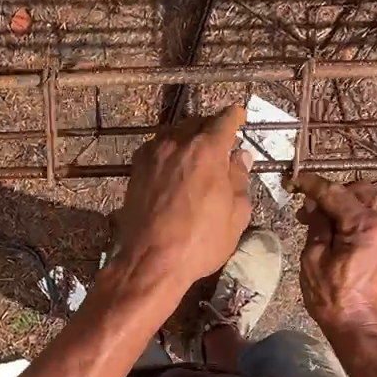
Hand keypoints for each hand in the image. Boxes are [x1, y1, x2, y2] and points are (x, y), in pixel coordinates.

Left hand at [109, 105, 252, 290]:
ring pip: (174, 134)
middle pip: (197, 123)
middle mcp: (178, 143)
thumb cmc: (200, 242)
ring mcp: (153, 155)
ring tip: (196, 153)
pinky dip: (169, 151)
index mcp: (208, 150)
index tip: (239, 115)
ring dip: (188, 138)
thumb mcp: (236, 215)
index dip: (235, 117)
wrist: (151, 261)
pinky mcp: (136, 170)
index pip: (225, 120)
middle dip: (211, 128)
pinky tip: (174, 166)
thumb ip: (239, 180)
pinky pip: (157, 149)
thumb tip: (239, 158)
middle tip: (220, 141)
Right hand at [294, 173, 376, 341]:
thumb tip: (315, 206)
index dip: (312, 185)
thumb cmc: (333, 298)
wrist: (362, 327)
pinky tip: (341, 234)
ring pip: (371, 203)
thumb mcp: (313, 260)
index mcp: (367, 224)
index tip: (295, 181)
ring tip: (323, 223)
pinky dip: (358, 218)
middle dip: (333, 194)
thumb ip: (317, 226)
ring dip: (347, 206)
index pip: (336, 193)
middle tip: (309, 210)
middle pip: (359, 191)